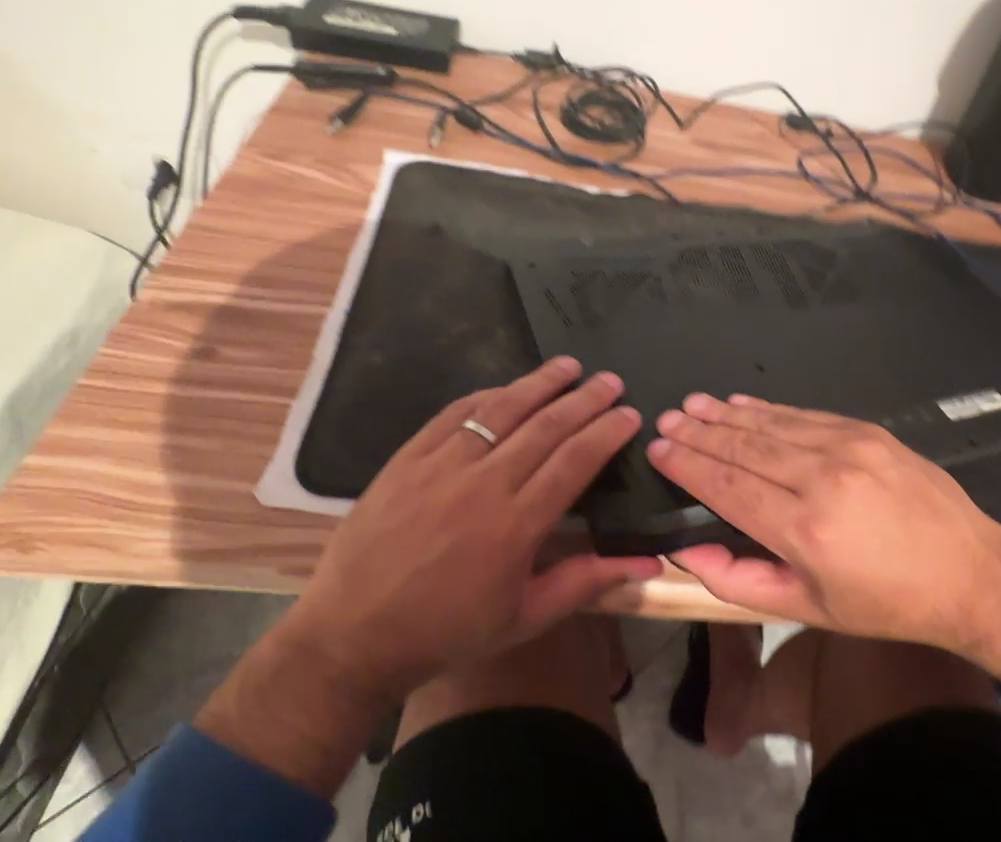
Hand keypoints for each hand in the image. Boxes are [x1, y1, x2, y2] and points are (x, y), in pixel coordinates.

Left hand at [198, 357, 661, 792]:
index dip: (607, 432)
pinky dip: (485, 396)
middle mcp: (483, 484)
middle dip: (585, 400)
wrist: (353, 635)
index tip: (630, 413)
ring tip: (568, 366)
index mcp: (517, 525)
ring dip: (539, 384)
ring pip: (500, 410)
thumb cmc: (447, 632)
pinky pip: (453, 416)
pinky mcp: (407, 460)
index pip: (575, 462)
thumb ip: (586, 582)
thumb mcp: (524, 618)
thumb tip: (648, 563)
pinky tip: (505, 388)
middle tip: (611, 381)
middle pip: (545, 427)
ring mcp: (441, 466)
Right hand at [649, 393, 1000, 683]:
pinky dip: (769, 409)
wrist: (970, 572)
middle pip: (744, 448)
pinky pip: (805, 415)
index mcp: (804, 530)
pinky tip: (742, 403)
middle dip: (699, 433)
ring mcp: (848, 448)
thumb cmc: (885, 603)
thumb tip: (686, 550)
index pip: (728, 486)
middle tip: (666, 420)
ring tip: (693, 405)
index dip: (688, 466)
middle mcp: (822, 479)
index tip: (658, 450)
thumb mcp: (809, 610)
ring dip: (727, 414)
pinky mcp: (868, 432)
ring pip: (771, 425)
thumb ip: (740, 581)